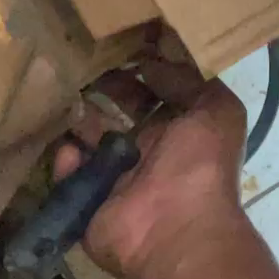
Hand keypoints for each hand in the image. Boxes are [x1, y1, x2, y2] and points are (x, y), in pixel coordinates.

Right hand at [56, 62, 248, 278]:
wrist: (175, 231)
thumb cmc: (200, 166)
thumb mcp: (216, 110)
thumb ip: (191, 81)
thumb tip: (155, 64)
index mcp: (178, 133)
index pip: (151, 96)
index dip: (134, 72)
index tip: (111, 47)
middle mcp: (146, 154)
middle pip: (115, 116)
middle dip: (98, 94)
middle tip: (76, 68)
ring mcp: (114, 180)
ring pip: (86, 143)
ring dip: (75, 123)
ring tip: (63, 101)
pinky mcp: (88, 203)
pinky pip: (69, 177)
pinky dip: (66, 163)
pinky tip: (70, 152)